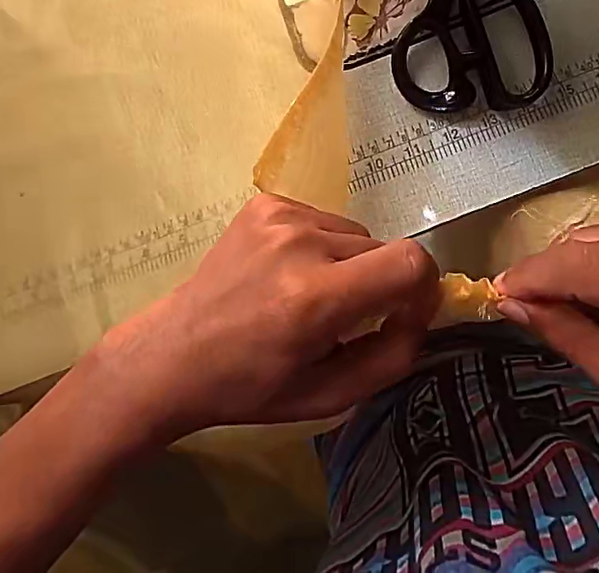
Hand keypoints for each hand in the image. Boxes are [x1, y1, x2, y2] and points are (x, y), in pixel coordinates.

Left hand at [86, 194, 437, 445]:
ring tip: (309, 292)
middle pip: (383, 249)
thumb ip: (392, 356)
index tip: (408, 311)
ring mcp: (280, 215)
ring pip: (355, 234)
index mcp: (315, 298)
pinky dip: (322, 246)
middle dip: (380, 283)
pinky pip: (325, 220)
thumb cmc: (251, 384)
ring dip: (350, 263)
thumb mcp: (329, 396)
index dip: (424, 286)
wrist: (175, 352)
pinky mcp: (266, 203)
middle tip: (346, 315)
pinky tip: (287, 271)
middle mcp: (300, 244)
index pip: (408, 262)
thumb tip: (423, 313)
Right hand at [496, 221, 598, 475]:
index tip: (494, 298)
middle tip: (525, 315)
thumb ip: (577, 341)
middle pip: (584, 245)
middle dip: (545, 275)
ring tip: (567, 314)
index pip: (582, 266)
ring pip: (595, 237)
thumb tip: (516, 305)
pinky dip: (593, 264)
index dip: (531, 277)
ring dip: (567, 270)